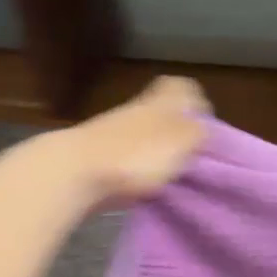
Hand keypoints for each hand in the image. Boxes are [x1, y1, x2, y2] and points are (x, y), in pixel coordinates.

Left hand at [37, 76, 210, 207]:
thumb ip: (197, 132)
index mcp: (158, 103)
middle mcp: (134, 112)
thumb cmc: (135, 155)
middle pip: (159, 113)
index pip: (179, 87)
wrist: (73, 173)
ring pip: (140, 136)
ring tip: (168, 179)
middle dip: (174, 133)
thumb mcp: (180, 141)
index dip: (193, 100)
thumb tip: (203, 128)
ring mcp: (110, 134)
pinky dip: (133, 171)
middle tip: (190, 158)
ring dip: (153, 154)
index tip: (202, 124)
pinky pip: (123, 160)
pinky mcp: (94, 159)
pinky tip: (140, 189)